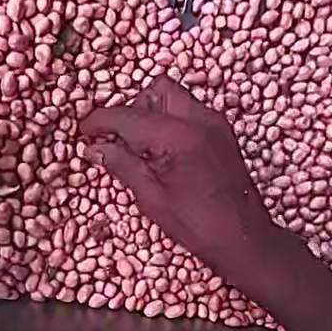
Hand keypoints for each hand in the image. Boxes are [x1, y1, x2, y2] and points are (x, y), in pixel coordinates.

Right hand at [78, 78, 294, 291]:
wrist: (246, 240)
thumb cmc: (200, 226)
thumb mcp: (152, 198)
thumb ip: (122, 165)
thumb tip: (95, 149)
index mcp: (179, 135)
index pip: (128, 115)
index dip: (100, 122)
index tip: (84, 132)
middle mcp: (201, 120)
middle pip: (156, 90)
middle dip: (131, 108)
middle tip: (116, 139)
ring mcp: (216, 125)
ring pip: (175, 98)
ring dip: (151, 114)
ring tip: (139, 149)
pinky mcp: (223, 135)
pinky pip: (189, 113)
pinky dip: (169, 123)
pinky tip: (161, 154)